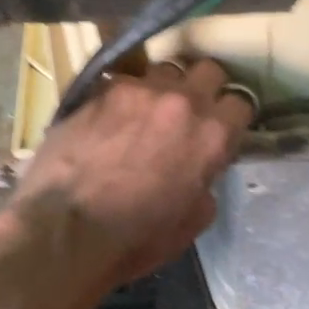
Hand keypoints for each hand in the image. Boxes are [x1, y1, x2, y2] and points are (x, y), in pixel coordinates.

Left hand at [2, 58, 252, 289]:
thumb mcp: (193, 221)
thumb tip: (199, 169)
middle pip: (208, 71)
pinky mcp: (100, 89)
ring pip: (164, 70)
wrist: (66, 230)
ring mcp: (139, 90)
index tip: (223, 130)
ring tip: (148, 113)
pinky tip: (110, 120)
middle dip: (204, 88)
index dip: (232, 117)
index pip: (241, 103)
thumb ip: (206, 181)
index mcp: (213, 136)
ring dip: (164, 88)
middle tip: (191, 113)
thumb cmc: (136, 238)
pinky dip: (124, 98)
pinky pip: (123, 82)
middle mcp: (182, 102)